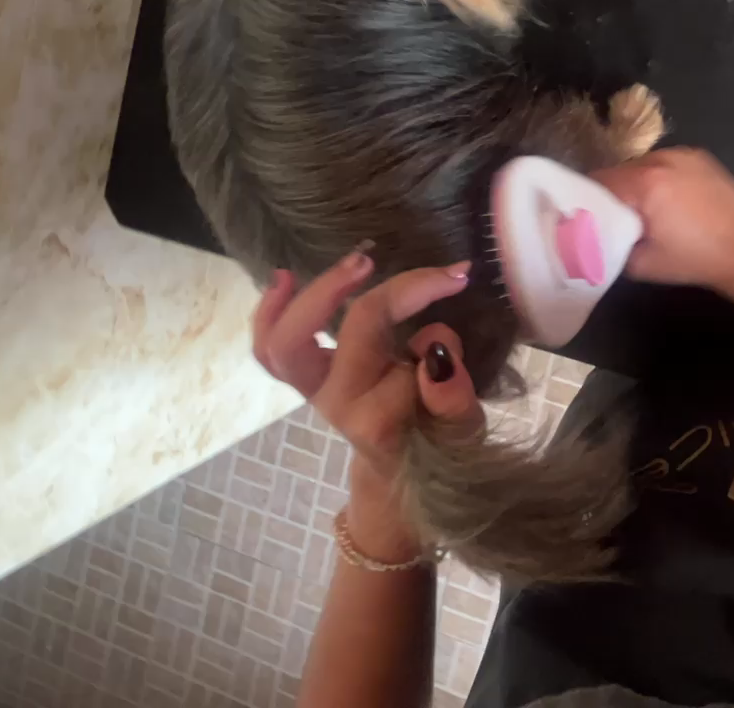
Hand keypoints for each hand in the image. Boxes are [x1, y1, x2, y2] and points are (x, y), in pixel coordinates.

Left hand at [251, 252, 482, 561]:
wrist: (407, 473)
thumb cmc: (441, 446)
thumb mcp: (463, 428)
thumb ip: (453, 395)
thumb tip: (436, 348)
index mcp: (372, 412)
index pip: (381, 333)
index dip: (417, 290)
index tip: (458, 275)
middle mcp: (335, 400)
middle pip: (317, 334)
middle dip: (340, 289)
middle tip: (372, 259)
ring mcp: (315, 390)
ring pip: (279, 345)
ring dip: (300, 298)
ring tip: (331, 265)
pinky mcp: (309, 380)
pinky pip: (270, 350)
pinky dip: (271, 313)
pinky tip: (285, 278)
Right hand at [592, 147, 733, 293]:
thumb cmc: (694, 259)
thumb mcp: (643, 264)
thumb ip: (611, 246)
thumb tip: (597, 237)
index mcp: (644, 183)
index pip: (598, 181)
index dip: (590, 200)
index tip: (591, 218)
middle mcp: (661, 159)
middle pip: (620, 171)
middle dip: (616, 193)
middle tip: (621, 220)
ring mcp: (683, 154)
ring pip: (642, 165)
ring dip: (638, 184)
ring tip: (650, 211)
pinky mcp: (700, 156)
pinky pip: (665, 163)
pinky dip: (661, 178)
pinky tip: (672, 201)